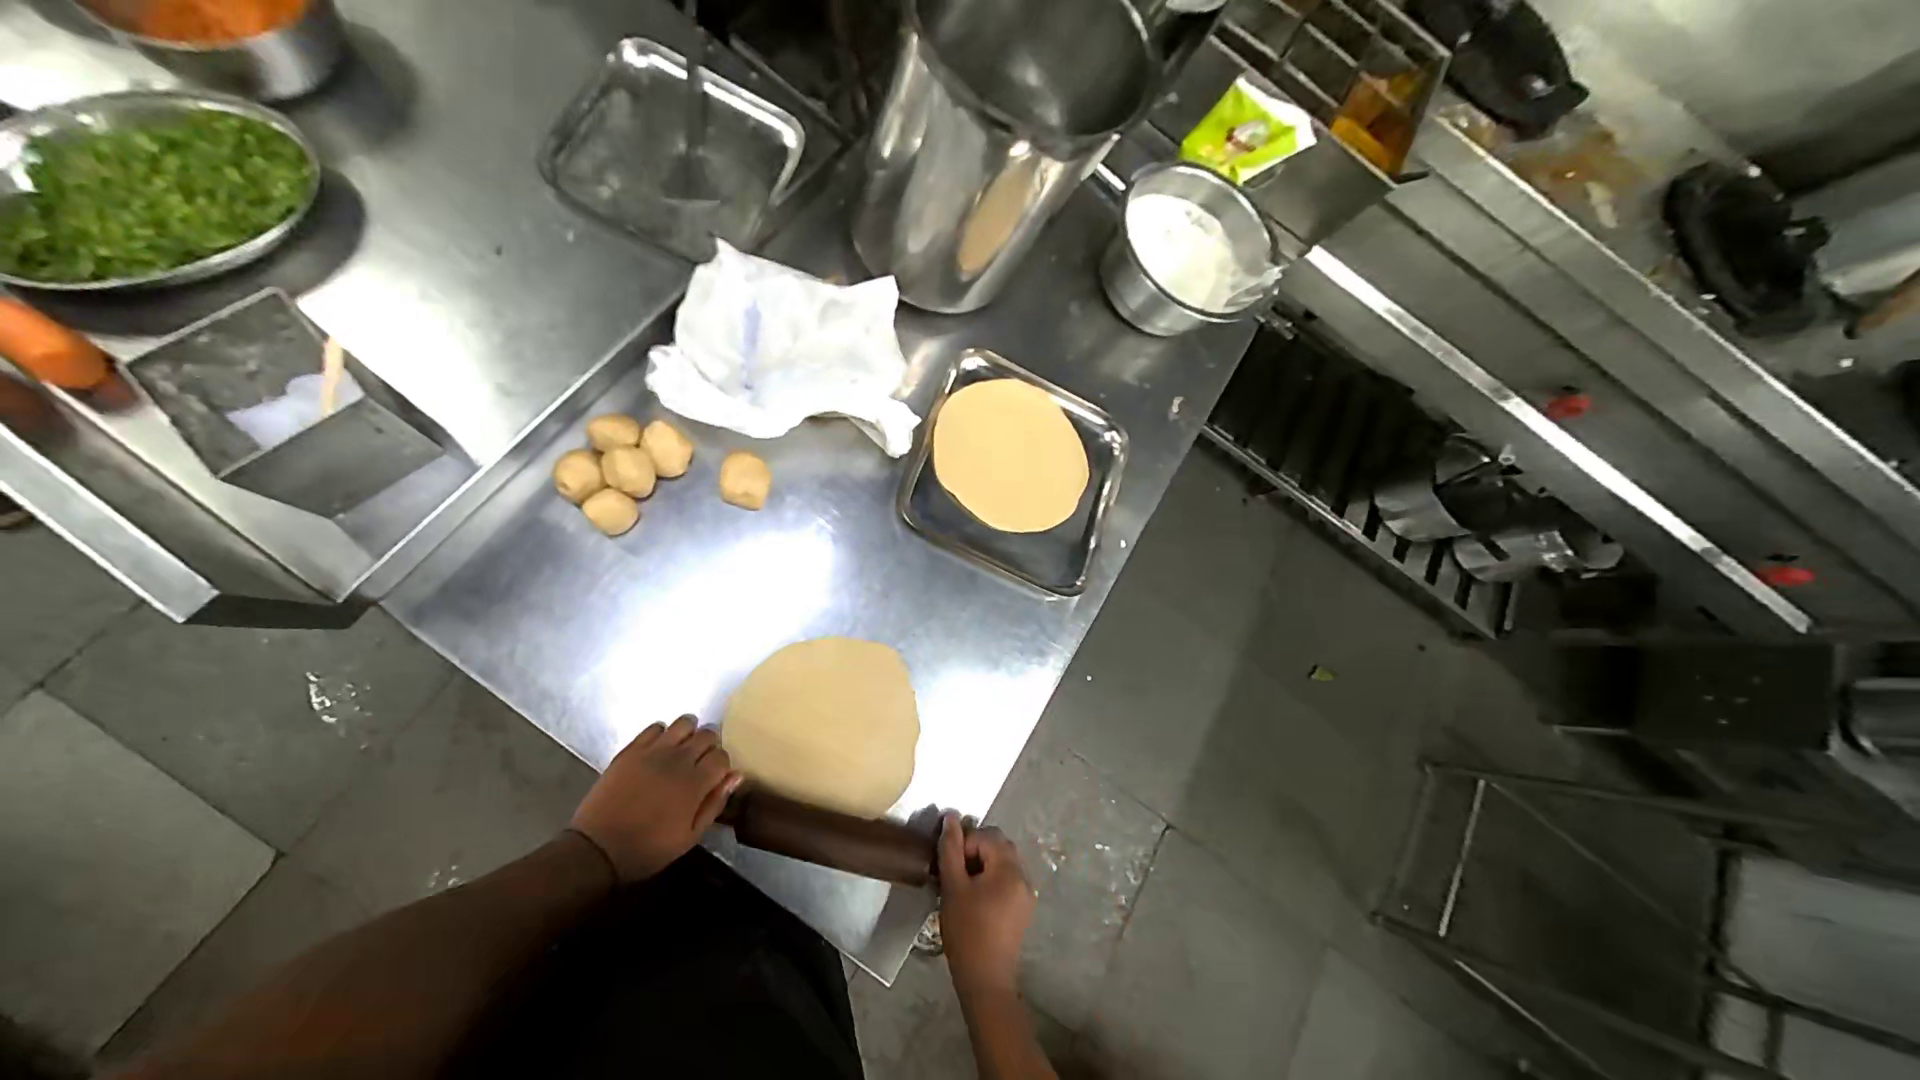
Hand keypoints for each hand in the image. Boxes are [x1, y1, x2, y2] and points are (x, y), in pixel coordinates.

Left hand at [569, 715, 741, 882]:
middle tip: (700, 762)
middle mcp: (677, 761)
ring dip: (690, 732)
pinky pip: (655, 727)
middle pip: (707, 735)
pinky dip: (664, 733)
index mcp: (694, 784)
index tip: (715, 776)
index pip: (722, 756)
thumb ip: (715, 803)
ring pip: (684, 723)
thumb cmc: (648, 849)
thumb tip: (736, 775)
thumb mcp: (690, 837)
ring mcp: (652, 752)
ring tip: (683, 749)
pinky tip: (660, 748)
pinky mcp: (631, 750)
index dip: (722, 764)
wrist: (597, 850)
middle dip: (710, 746)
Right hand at [938, 812, 1035, 998]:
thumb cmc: (966, 931)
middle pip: (998, 845)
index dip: (963, 845)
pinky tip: (976, 900)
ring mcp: (1027, 892)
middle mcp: (1024, 875)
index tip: (949, 869)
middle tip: (955, 875)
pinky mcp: (1024, 908)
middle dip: (974, 851)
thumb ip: (950, 849)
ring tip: (963, 887)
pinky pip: (1008, 879)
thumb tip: (951, 817)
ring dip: (983, 864)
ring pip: (1003, 861)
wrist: (986, 980)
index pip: (985, 835)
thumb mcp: (953, 886)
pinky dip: (992, 879)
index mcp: (1009, 867)